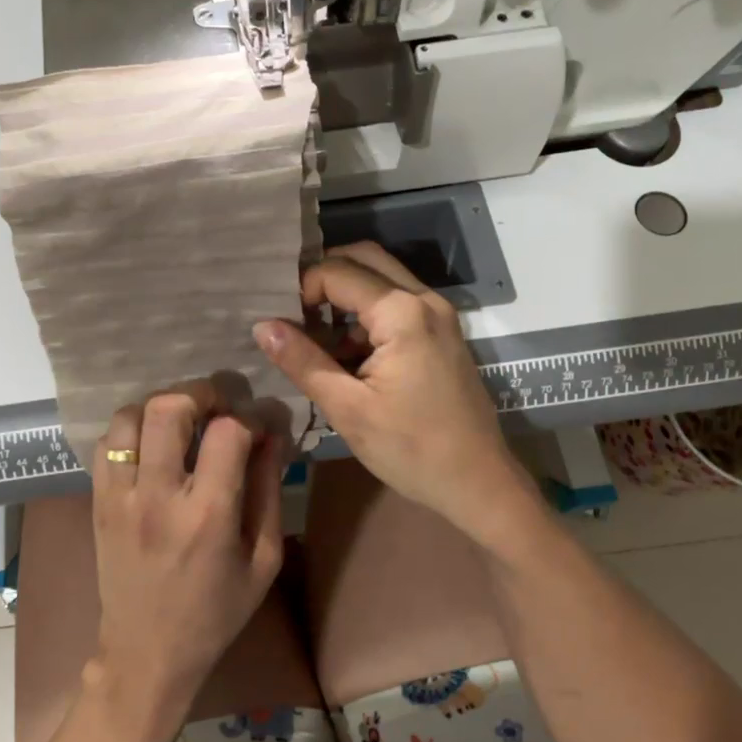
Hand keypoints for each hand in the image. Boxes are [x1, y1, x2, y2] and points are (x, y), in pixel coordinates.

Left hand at [86, 378, 287, 709]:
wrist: (146, 654)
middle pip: (169, 408)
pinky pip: (105, 443)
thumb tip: (272, 435)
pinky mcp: (97, 501)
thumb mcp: (262, 560)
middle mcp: (158, 497)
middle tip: (219, 406)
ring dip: (161, 407)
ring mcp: (120, 497)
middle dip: (201, 393)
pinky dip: (130, 430)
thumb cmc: (215, 613)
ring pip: (129, 416)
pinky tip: (151, 444)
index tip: (261, 424)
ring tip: (183, 421)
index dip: (251, 416)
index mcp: (208, 516)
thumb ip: (268, 491)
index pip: (228, 432)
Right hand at [253, 242, 542, 544]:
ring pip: (381, 278)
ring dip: (345, 294)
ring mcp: (438, 314)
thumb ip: (303, 361)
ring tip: (312, 335)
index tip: (282, 323)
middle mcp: (424, 299)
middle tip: (292, 311)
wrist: (479, 483)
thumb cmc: (412, 449)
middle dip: (323, 276)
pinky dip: (366, 313)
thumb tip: (262, 326)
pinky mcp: (442, 332)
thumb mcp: (347, 409)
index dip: (302, 289)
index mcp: (402, 312)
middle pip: (363, 258)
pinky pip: (397, 301)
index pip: (337, 272)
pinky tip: (345, 353)